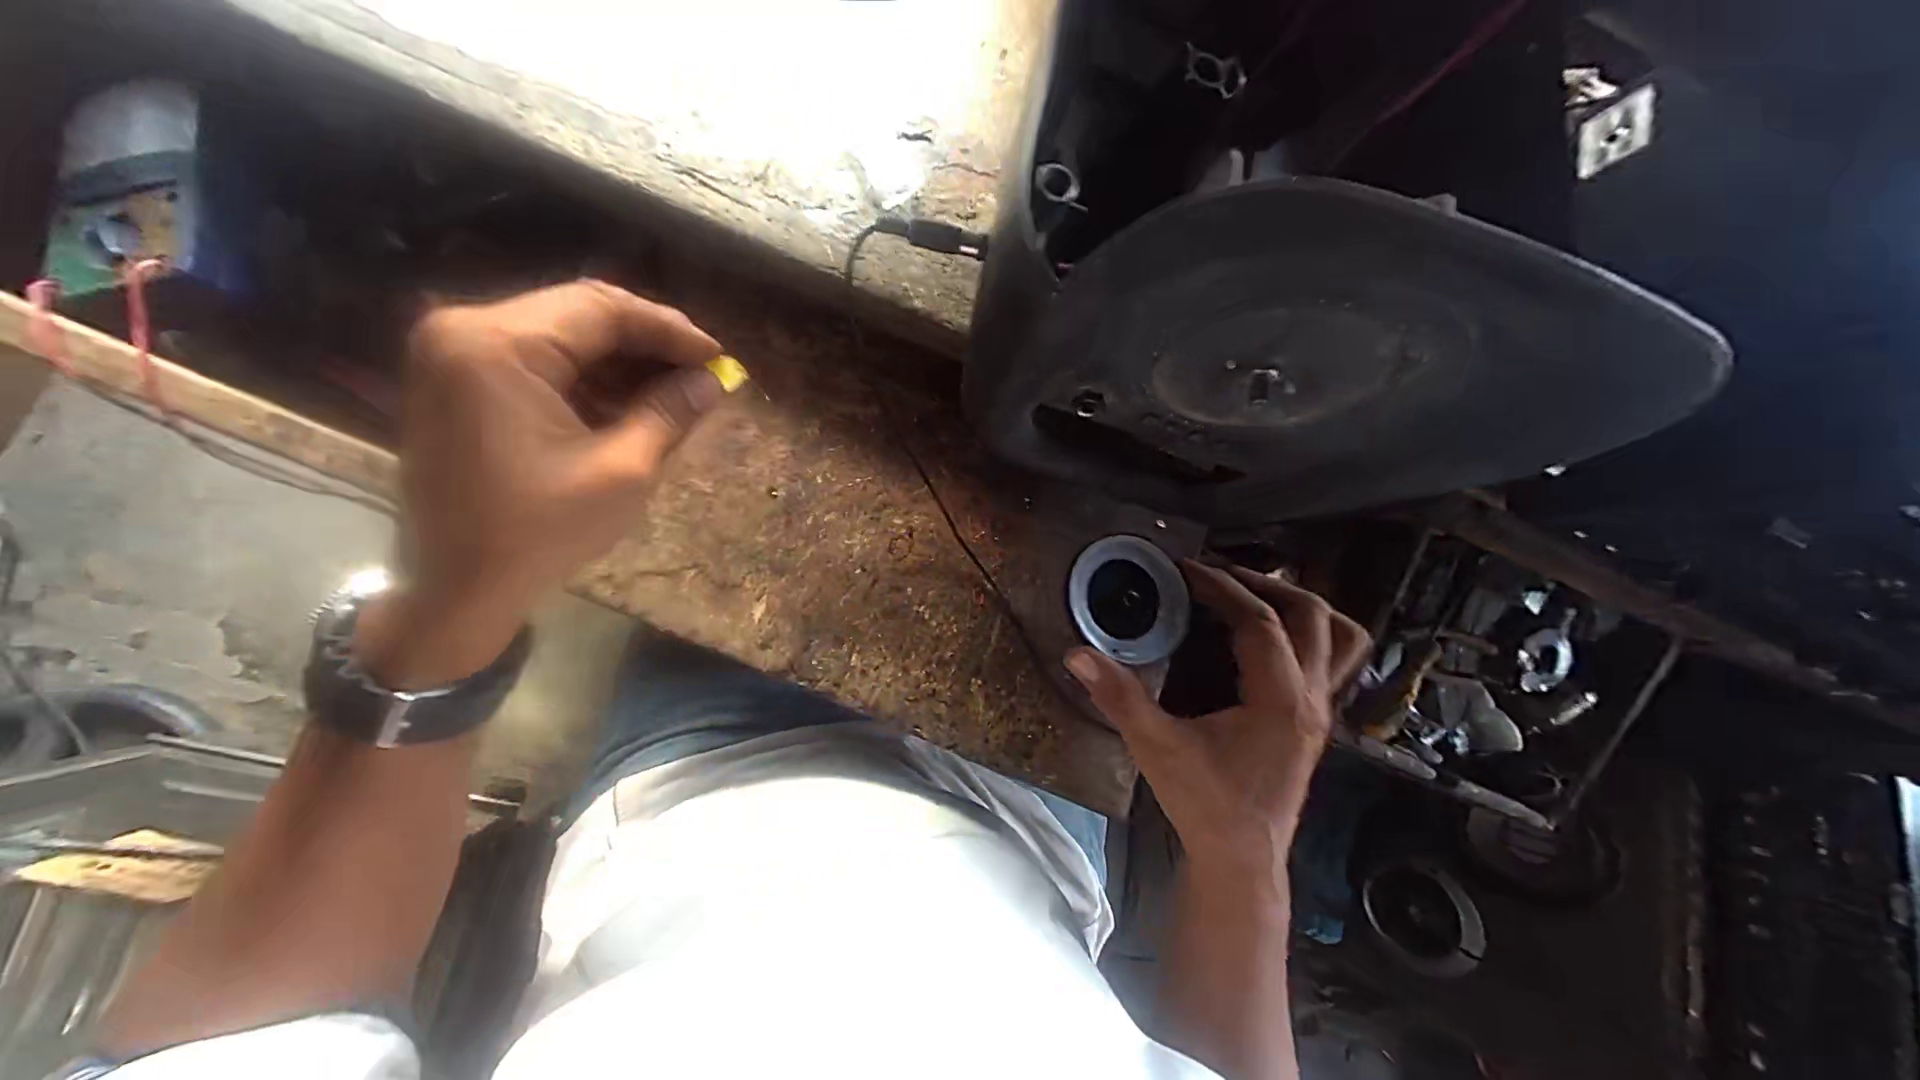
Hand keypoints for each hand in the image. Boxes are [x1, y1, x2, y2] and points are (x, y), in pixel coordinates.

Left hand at [357, 280, 737, 686]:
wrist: (458, 587)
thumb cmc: (539, 531)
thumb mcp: (621, 471)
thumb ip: (669, 414)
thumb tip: (713, 381)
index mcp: (497, 346)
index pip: (601, 311)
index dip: (669, 330)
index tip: (717, 357)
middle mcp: (467, 332)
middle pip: (579, 314)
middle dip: (648, 342)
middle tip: (701, 370)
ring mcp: (457, 356)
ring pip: (562, 335)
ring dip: (623, 360)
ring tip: (675, 390)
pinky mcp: (461, 382)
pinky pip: (540, 362)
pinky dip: (589, 378)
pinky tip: (631, 402)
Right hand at [1065, 561, 1368, 886]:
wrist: (1241, 860)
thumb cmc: (1204, 804)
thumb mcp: (1156, 748)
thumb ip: (1119, 697)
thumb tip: (1077, 655)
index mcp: (1279, 701)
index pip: (1260, 622)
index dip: (1222, 587)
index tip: (1186, 569)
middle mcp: (1311, 700)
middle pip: (1310, 616)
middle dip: (1264, 584)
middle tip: (1217, 575)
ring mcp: (1320, 712)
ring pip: (1341, 637)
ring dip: (1301, 605)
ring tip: (1255, 594)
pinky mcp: (1315, 723)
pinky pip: (1335, 662)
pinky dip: (1311, 635)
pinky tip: (1273, 638)